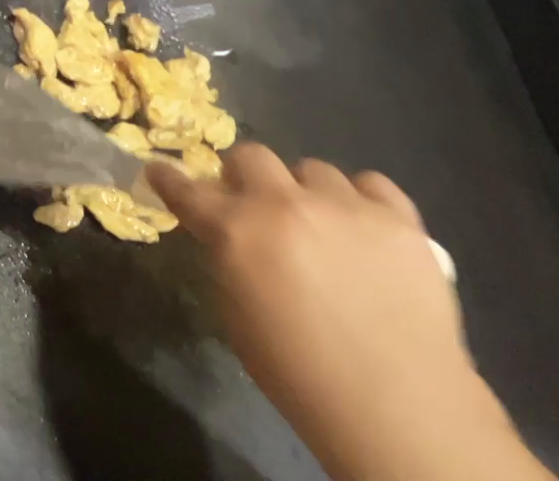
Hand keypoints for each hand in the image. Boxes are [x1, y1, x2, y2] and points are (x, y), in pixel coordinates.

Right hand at [147, 143, 553, 480]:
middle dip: (241, 175)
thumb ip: (229, 259)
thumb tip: (232, 239)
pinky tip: (361, 227)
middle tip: (250, 203)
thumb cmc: (297, 370)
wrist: (396, 403)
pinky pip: (371, 184)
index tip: (159, 171)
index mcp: (237, 230)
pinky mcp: (399, 219)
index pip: (188, 190)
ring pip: (313, 169)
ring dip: (304, 192)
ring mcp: (346, 206)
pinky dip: (359, 199)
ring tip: (318, 224)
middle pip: (251, 156)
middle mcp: (286, 204)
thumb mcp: (236, 312)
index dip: (169, 179)